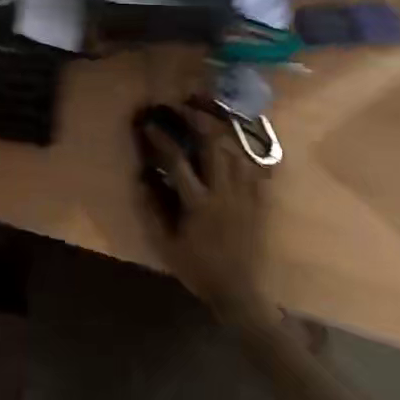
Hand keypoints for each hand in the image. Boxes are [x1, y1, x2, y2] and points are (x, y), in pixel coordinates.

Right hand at [141, 116, 275, 327]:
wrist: (239, 292)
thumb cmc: (198, 269)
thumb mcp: (166, 245)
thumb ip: (152, 210)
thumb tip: (141, 177)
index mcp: (198, 203)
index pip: (176, 160)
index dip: (161, 138)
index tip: (149, 125)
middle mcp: (223, 191)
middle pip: (213, 143)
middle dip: (197, 119)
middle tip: (183, 107)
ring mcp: (245, 193)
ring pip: (235, 149)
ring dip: (220, 130)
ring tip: (208, 117)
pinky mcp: (259, 200)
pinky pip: (256, 166)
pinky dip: (245, 149)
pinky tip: (236, 142)